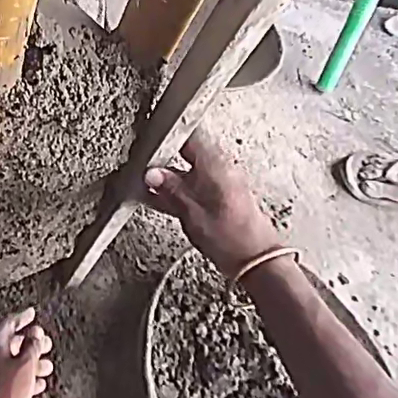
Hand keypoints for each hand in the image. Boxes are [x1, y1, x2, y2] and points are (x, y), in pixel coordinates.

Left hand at [0, 307, 53, 397]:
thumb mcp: (26, 366)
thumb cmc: (7, 395)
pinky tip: (38, 382)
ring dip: (31, 361)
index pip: (9, 323)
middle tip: (45, 341)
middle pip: (12, 342)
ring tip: (47, 364)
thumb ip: (32, 347)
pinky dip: (26, 377)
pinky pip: (12, 378)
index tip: (32, 312)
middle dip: (30, 341)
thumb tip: (36, 334)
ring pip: (13, 361)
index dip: (23, 317)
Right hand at [142, 132, 284, 274]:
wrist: (256, 261)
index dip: (166, 136)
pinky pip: (193, 186)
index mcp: (216, 166)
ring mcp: (220, 183)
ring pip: (186, 170)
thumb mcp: (192, 213)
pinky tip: (159, 198)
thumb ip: (170, 189)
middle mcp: (220, 170)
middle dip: (162, 158)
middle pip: (186, 152)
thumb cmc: (233, 238)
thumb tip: (152, 174)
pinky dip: (177, 190)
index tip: (148, 142)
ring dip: (167, 177)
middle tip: (141, 165)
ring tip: (145, 185)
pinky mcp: (219, 197)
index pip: (189, 137)